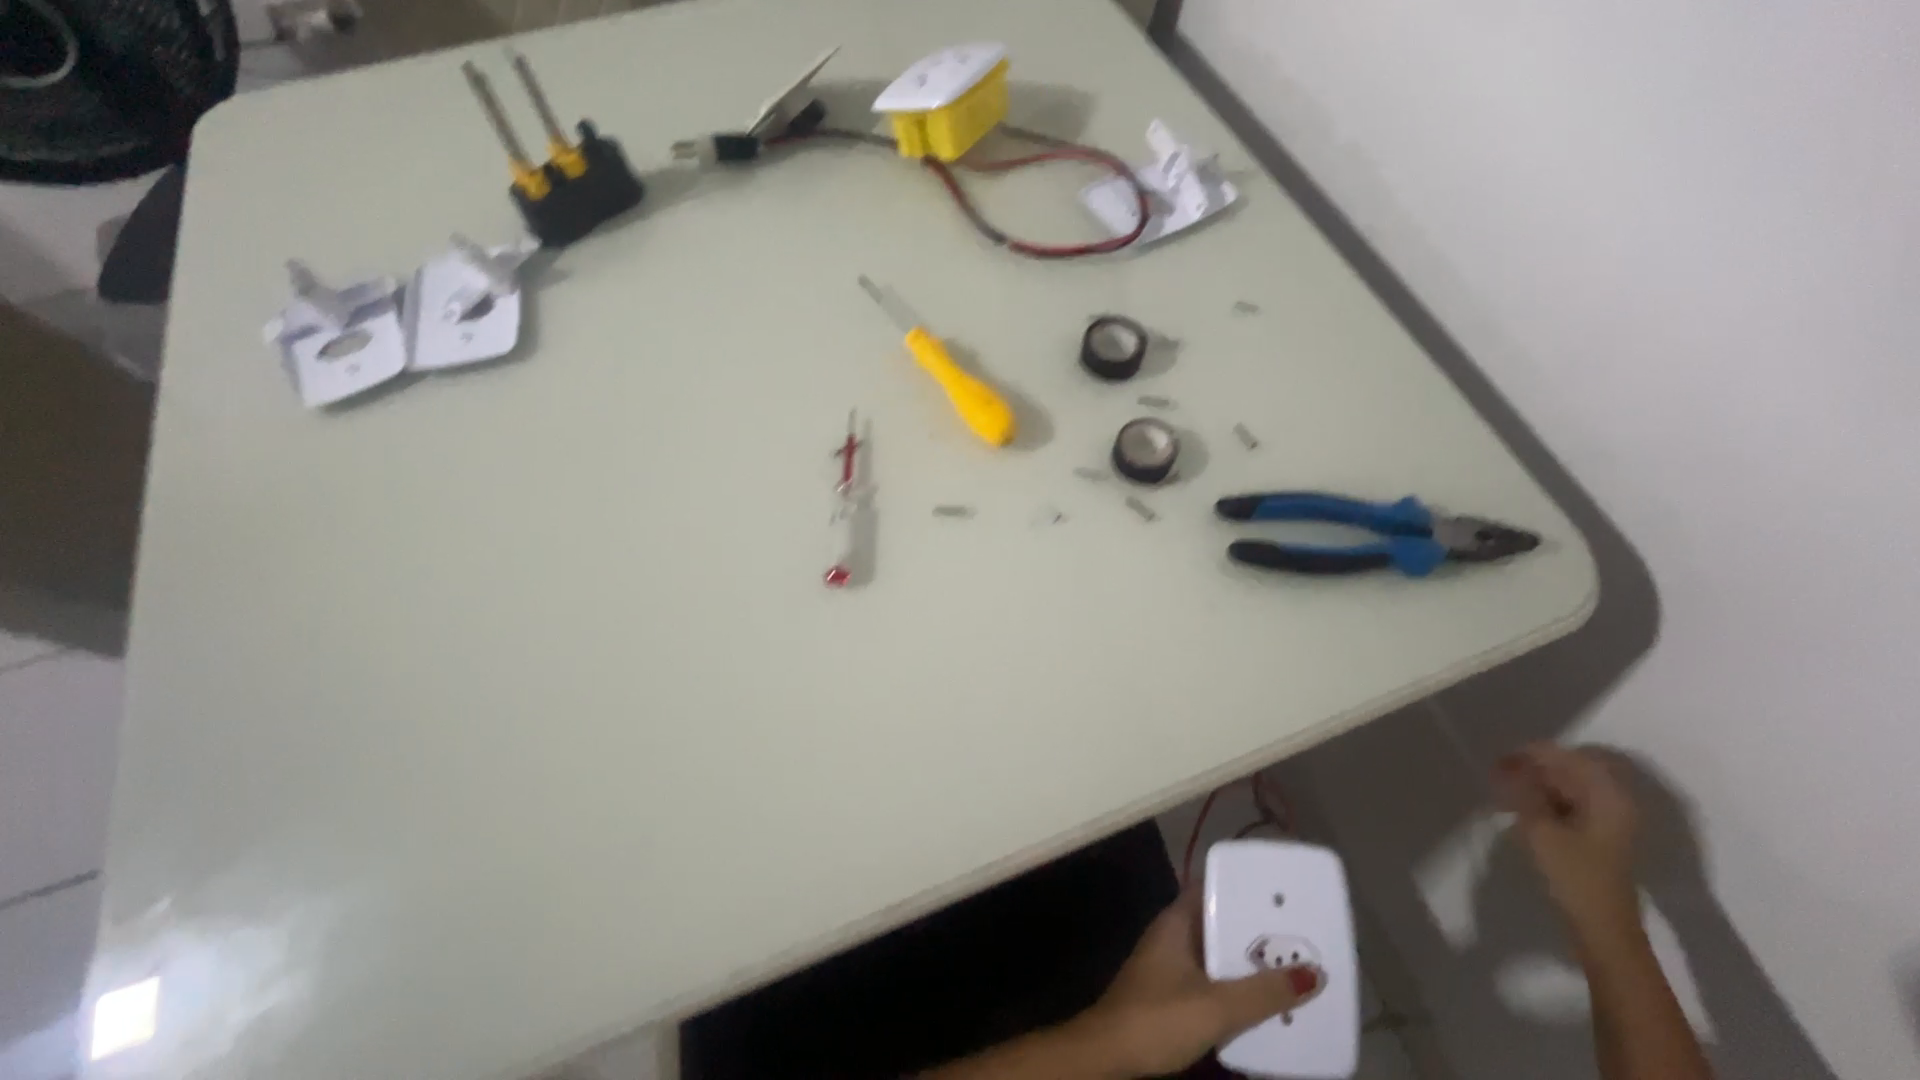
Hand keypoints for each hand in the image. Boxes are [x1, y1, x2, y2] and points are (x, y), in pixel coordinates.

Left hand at [1077, 889, 1323, 1077]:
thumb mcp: (1217, 1007)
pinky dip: (1235, 985)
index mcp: (1177, 921)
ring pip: (1218, 953)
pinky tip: (1263, 1001)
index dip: (1247, 888)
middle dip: (1257, 931)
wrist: (1108, 1054)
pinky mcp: (1172, 991)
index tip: (1284, 895)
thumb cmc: (1158, 1018)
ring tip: (1293, 969)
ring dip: (1248, 962)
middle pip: (1220, 922)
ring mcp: (1170, 964)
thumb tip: (1314, 973)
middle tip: (1302, 937)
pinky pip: (1211, 978)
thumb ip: (1264, 992)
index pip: (1214, 887)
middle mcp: (1173, 934)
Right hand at [1493, 743, 1642, 942]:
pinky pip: (1570, 805)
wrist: (1602, 927)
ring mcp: (1610, 820)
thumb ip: (1523, 793)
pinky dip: (1545, 802)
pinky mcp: (1600, 836)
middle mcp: (1614, 801)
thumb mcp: (1540, 830)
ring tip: (1504, 794)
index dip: (1532, 754)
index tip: (1499, 762)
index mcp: (1607, 795)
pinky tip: (1521, 811)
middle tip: (1497, 776)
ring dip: (1536, 786)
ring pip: (1568, 788)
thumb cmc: (1574, 876)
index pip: (1567, 756)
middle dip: (1533, 768)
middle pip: (1570, 769)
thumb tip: (1509, 768)